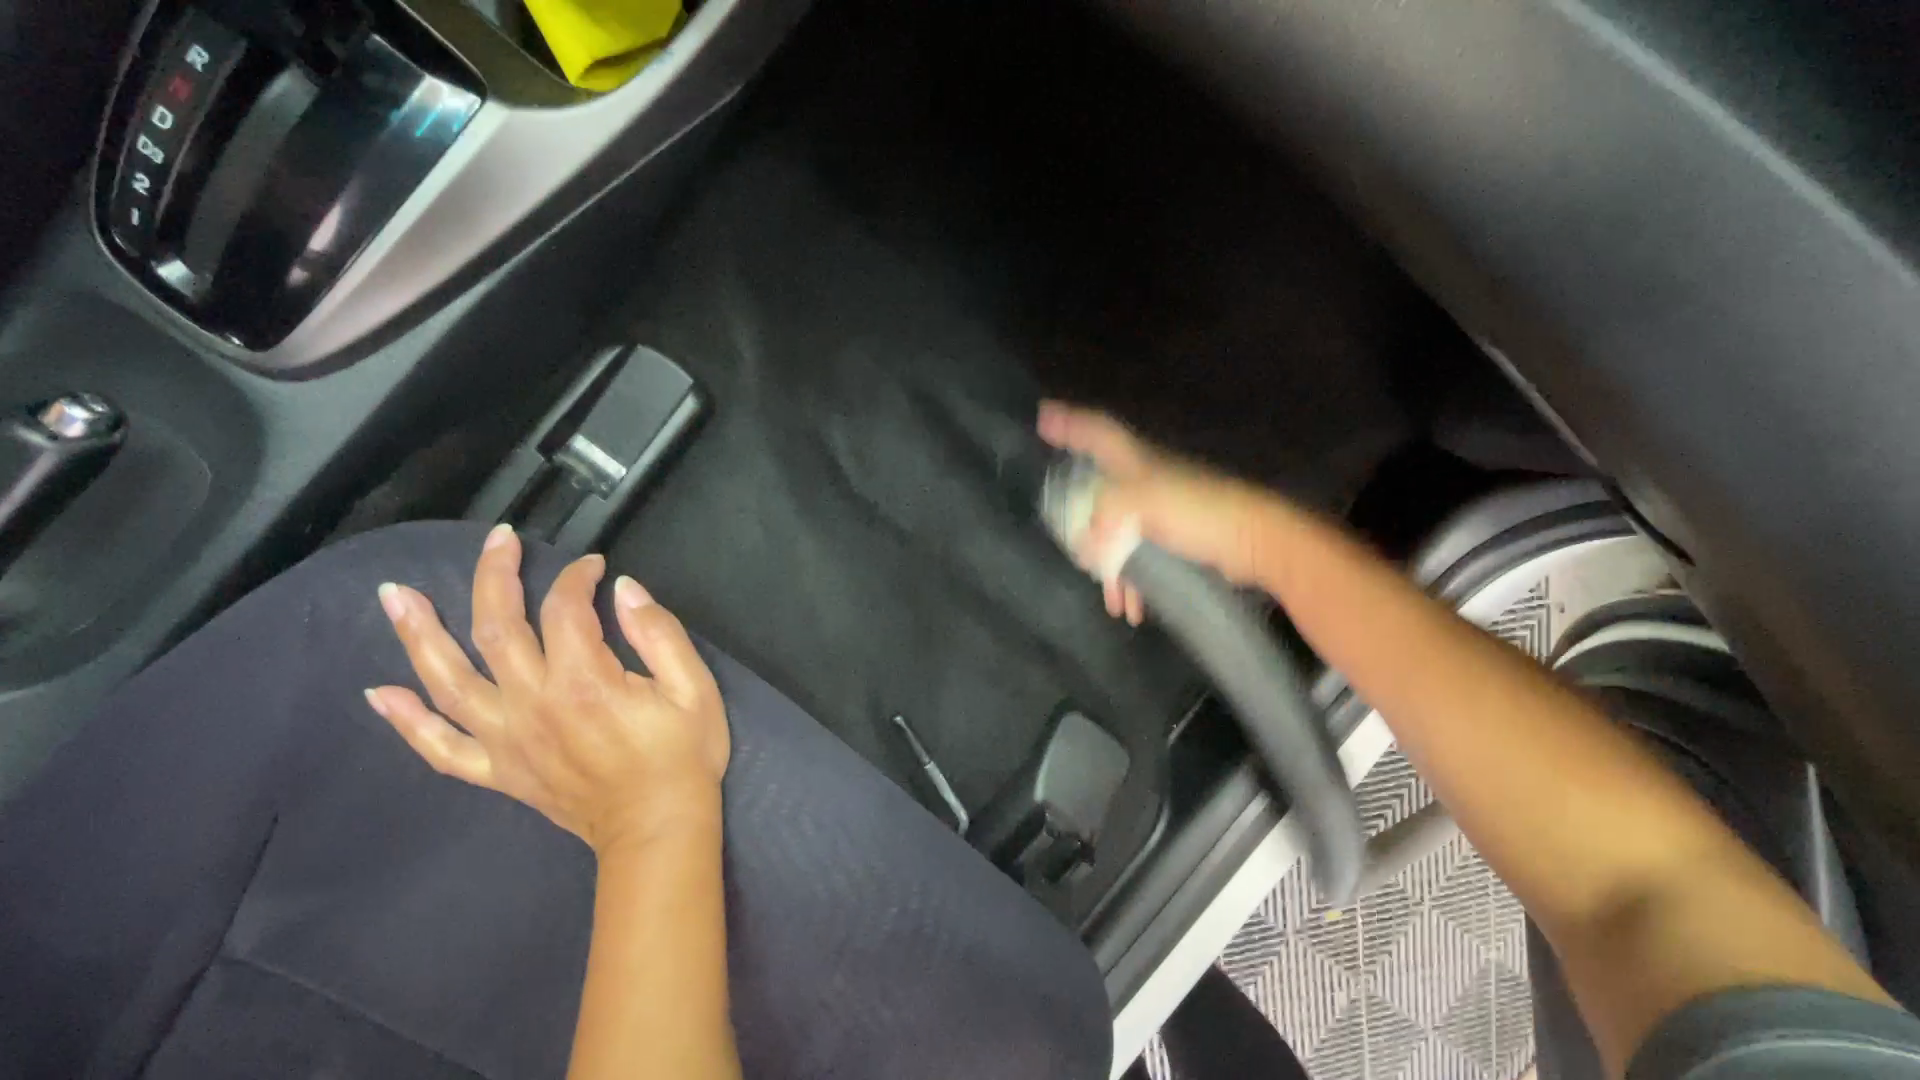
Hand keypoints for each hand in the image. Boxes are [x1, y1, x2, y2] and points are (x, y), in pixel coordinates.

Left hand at [364, 525, 729, 855]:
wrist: (657, 829)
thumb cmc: (682, 756)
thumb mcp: (693, 689)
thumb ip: (659, 633)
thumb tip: (624, 588)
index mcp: (583, 680)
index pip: (565, 608)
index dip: (577, 576)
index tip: (595, 567)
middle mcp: (532, 704)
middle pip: (496, 627)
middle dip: (494, 575)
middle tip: (497, 539)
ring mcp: (506, 740)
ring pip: (449, 681)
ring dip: (420, 636)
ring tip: (394, 597)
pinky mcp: (498, 771)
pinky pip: (440, 749)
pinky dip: (407, 723)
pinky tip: (378, 695)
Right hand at [1037, 401, 1299, 623]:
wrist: (1255, 542)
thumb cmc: (1199, 512)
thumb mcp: (1141, 502)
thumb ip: (1104, 514)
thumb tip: (1086, 546)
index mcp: (1136, 463)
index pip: (1096, 432)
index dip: (1069, 423)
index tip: (1043, 417)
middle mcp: (1145, 480)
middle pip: (1099, 490)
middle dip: (1081, 520)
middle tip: (1071, 542)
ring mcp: (1160, 511)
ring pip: (1118, 534)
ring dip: (1109, 566)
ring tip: (1110, 595)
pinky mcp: (1176, 539)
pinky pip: (1140, 559)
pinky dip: (1132, 582)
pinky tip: (1131, 607)